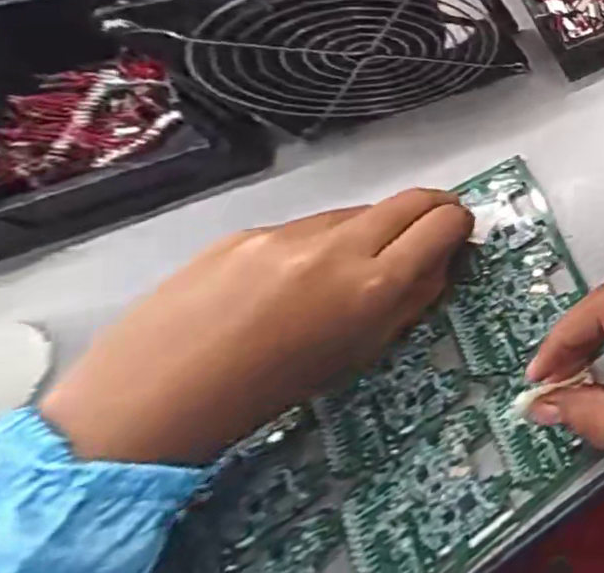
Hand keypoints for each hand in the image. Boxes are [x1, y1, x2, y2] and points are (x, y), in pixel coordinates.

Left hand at [39, 188, 472, 464]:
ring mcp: (288, 234)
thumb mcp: (359, 353)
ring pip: (360, 211)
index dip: (459, 225)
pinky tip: (283, 281)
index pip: (445, 221)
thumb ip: (409, 300)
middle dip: (432, 210)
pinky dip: (316, 243)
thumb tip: (439, 261)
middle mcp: (337, 247)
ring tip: (339, 271)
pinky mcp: (247, 231)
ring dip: (370, 230)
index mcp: (371, 287)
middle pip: (413, 199)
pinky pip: (306, 225)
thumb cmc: (268, 392)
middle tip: (427, 233)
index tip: (455, 237)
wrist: (145, 404)